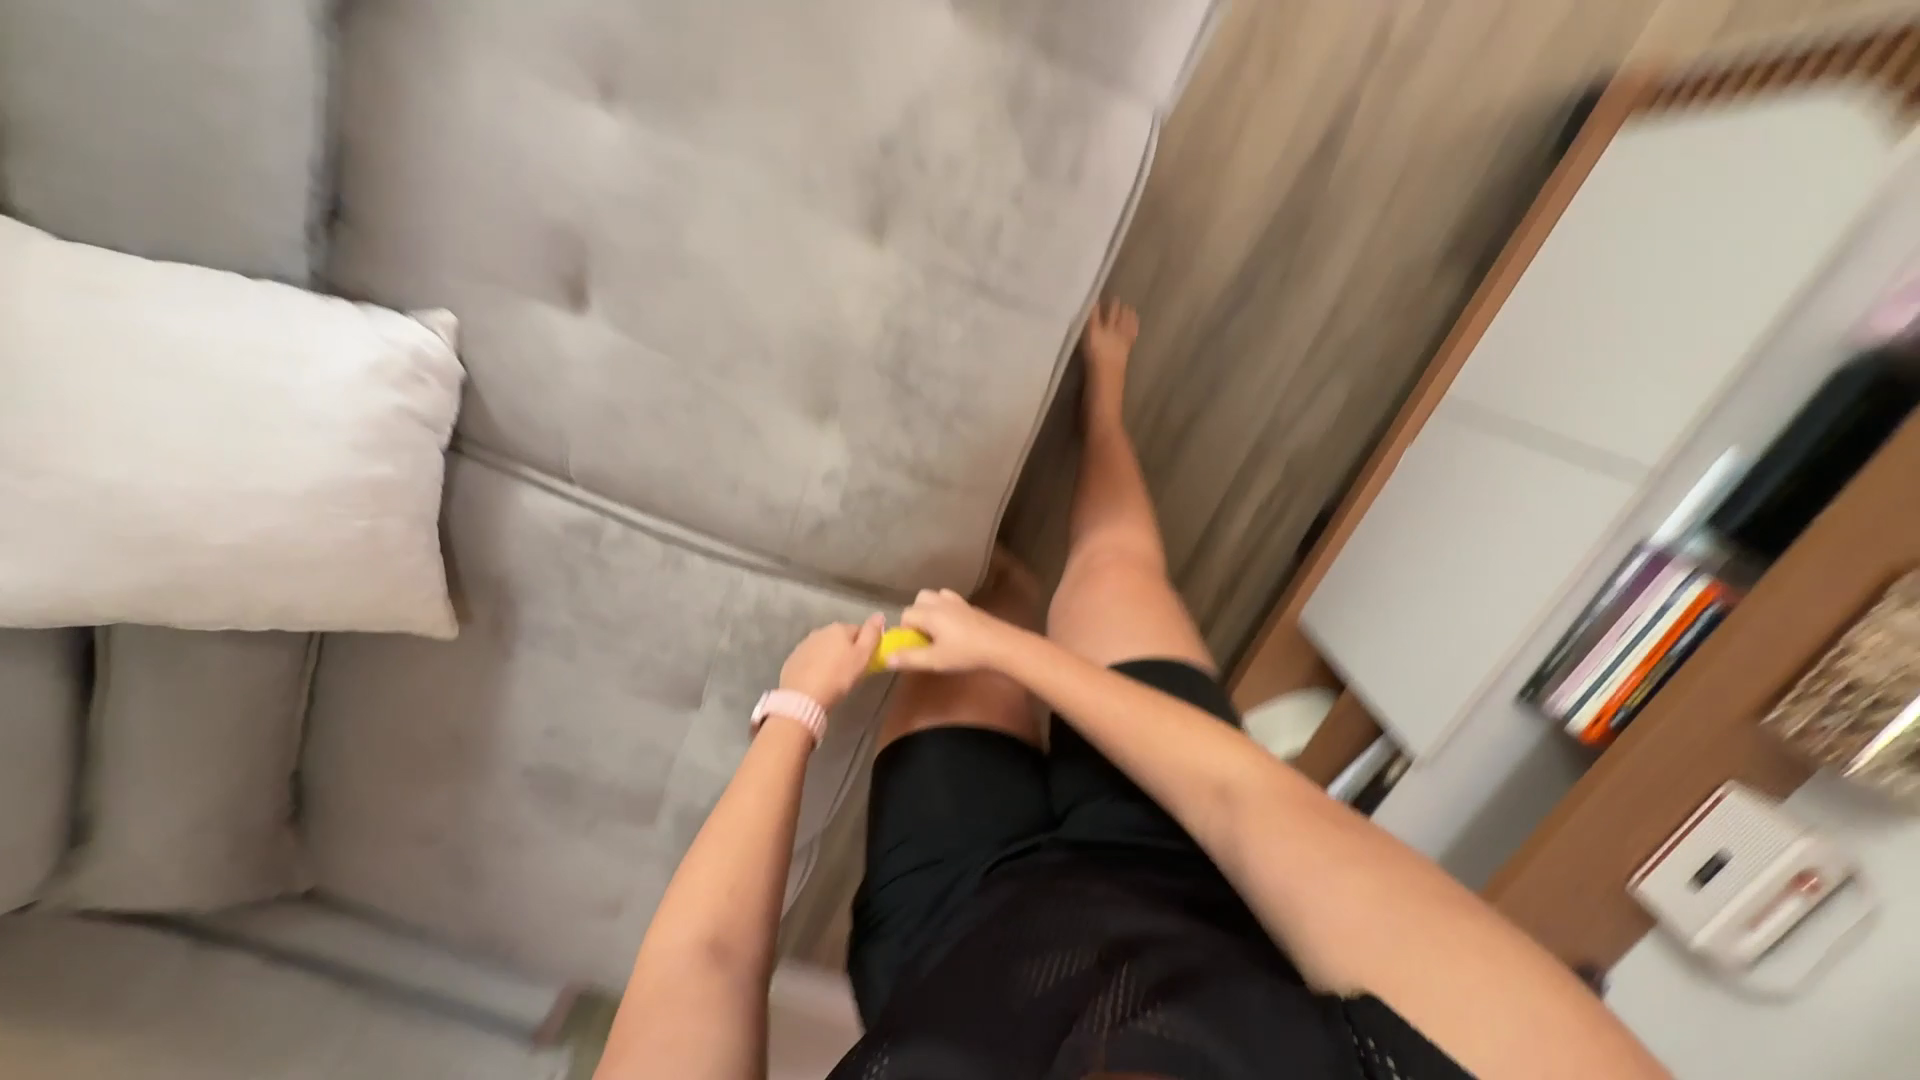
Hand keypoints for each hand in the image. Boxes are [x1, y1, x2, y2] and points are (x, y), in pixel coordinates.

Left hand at [780, 614, 884, 709]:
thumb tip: (879, 615)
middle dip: (846, 650)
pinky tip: (818, 679)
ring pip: (824, 648)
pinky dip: (815, 665)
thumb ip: (872, 634)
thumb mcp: (863, 656)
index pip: (859, 630)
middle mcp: (820, 631)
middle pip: (840, 638)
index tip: (866, 661)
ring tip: (834, 677)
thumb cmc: (839, 677)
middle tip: (851, 671)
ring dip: (830, 657)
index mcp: (839, 628)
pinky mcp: (792, 659)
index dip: (865, 645)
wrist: (803, 698)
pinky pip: (810, 659)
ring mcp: (803, 645)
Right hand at [887, 589, 1024, 672]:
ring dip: (931, 608)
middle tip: (924, 635)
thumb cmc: (966, 653)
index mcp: (930, 613)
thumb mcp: (935, 660)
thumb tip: (887, 658)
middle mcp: (941, 602)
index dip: (905, 629)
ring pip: (936, 596)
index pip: (906, 614)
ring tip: (937, 629)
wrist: (1001, 645)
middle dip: (916, 614)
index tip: (914, 645)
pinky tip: (954, 626)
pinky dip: (946, 608)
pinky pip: (951, 600)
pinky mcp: (970, 606)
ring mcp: (958, 602)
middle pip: (919, 599)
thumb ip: (910, 658)